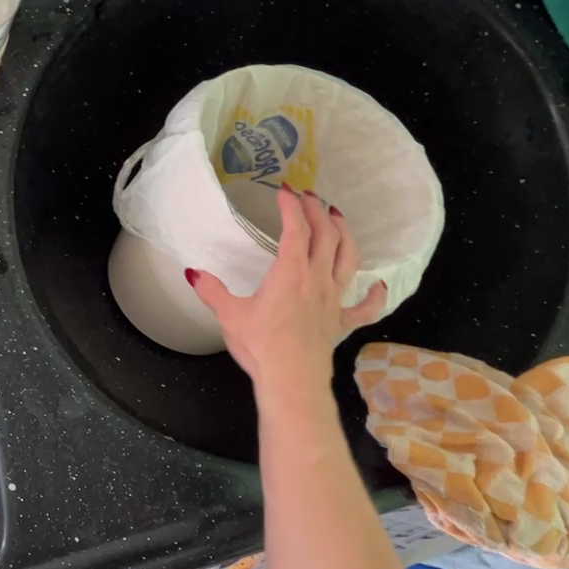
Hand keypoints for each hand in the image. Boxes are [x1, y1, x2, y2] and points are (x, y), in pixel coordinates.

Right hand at [187, 186, 386, 386]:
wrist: (291, 377)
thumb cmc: (260, 344)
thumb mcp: (228, 314)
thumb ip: (212, 291)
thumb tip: (192, 272)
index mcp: (290, 271)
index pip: (296, 229)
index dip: (291, 207)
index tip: (284, 191)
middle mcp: (317, 278)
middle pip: (326, 236)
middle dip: (318, 212)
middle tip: (310, 197)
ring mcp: (333, 299)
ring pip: (348, 258)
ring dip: (346, 235)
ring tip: (339, 220)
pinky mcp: (341, 322)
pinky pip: (364, 306)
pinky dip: (374, 294)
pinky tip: (376, 285)